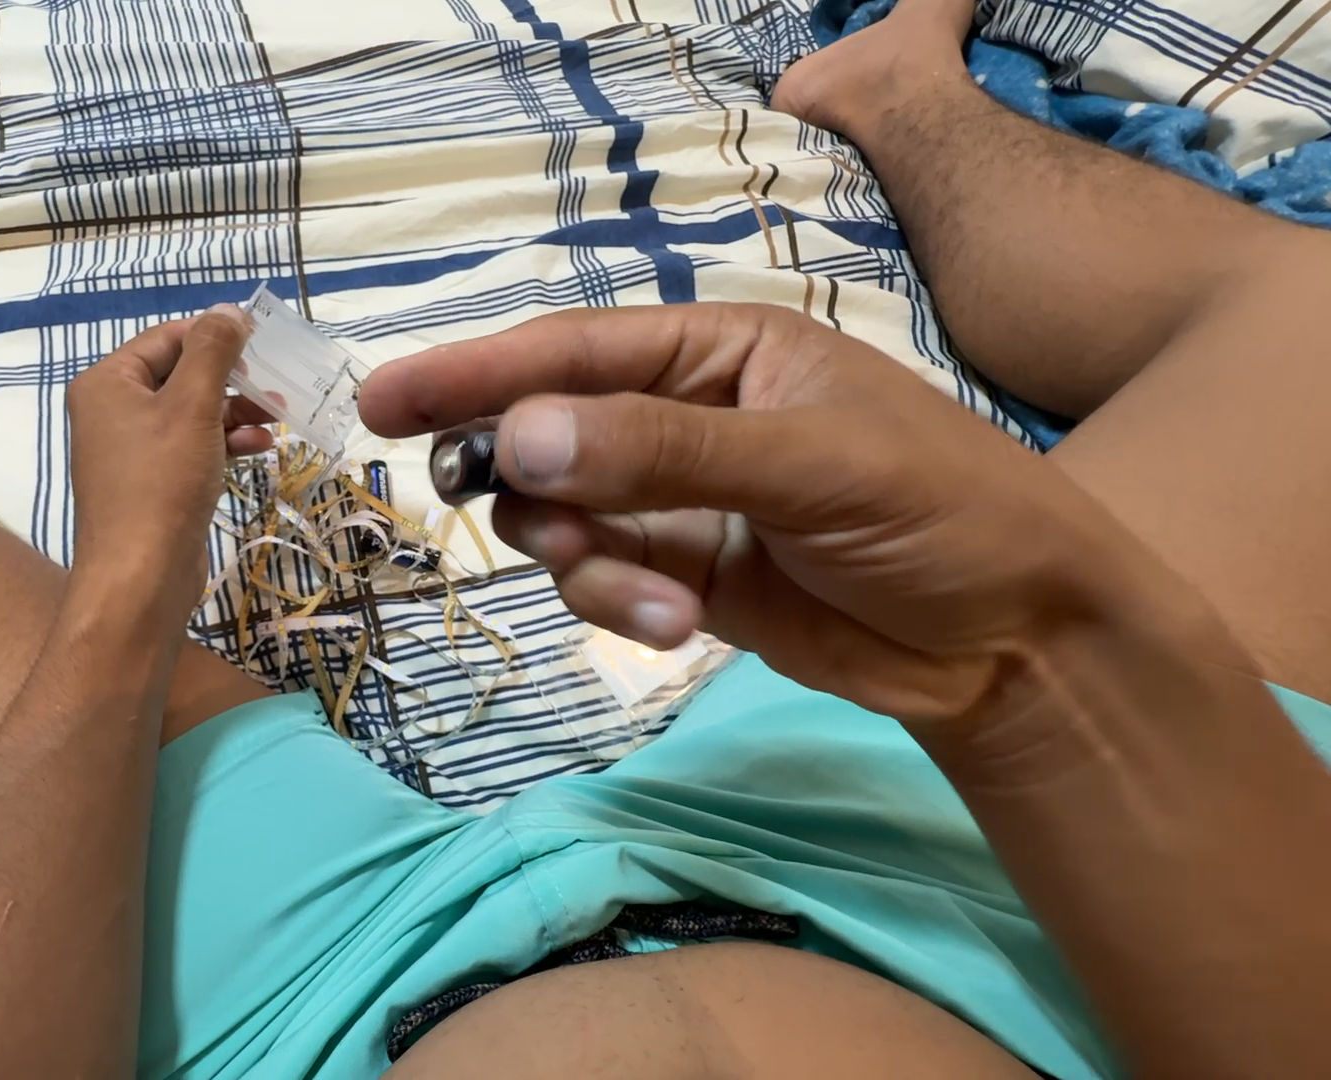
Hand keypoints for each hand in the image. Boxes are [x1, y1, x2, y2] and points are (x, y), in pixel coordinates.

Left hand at [67, 308, 272, 617]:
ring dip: (235, 413)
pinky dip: (224, 444)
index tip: (263, 341)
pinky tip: (259, 448)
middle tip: (274, 385)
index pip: (168, 339)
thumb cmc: (162, 481)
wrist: (141, 574)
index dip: (216, 336)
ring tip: (277, 417)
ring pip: (192, 415)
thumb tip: (230, 310)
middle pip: (181, 377)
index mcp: (108, 382)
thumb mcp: (192, 406)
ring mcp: (132, 450)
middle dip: (232, 381)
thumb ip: (213, 352)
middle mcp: (113, 411)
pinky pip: (191, 448)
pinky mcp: (153, 483)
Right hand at [358, 303, 1182, 721]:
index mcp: (707, 355)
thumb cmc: (940, 512)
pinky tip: (672, 626)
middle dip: (516, 477)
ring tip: (653, 599)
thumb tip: (519, 441)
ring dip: (580, 561)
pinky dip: (613, 605)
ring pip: (556, 520)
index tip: (385, 399)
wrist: (1008, 643)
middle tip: (490, 508)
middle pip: (540, 437)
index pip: (567, 353)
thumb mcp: (811, 463)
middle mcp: (668, 421)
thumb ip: (660, 451)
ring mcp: (660, 503)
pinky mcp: (662, 574)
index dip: (472, 373)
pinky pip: (593, 581)